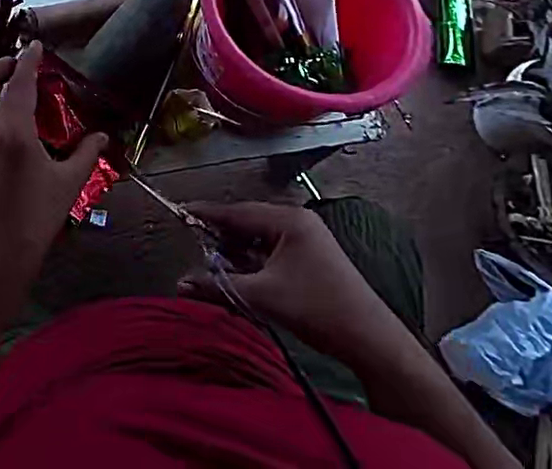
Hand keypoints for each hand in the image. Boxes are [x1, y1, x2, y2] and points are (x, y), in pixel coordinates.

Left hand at [0, 42, 107, 289]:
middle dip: (0, 64)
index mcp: (11, 130)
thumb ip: (85, 156)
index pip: (19, 81)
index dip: (29, 59)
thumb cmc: (30, 224)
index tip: (35, 44)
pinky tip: (16, 142)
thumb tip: (103, 138)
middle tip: (20, 64)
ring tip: (25, 104)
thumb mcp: (66, 187)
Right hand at [178, 201, 403, 361]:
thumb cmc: (317, 309)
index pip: (238, 211)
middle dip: (222, 235)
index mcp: (289, 219)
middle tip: (195, 243)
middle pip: (249, 222)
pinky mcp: (312, 255)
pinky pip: (273, 248)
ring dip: (239, 250)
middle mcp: (298, 220)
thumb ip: (219, 286)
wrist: (370, 339)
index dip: (208, 213)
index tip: (182, 210)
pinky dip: (255, 259)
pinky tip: (242, 273)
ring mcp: (308, 237)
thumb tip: (181, 284)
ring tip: (215, 262)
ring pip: (261, 237)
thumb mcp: (262, 296)